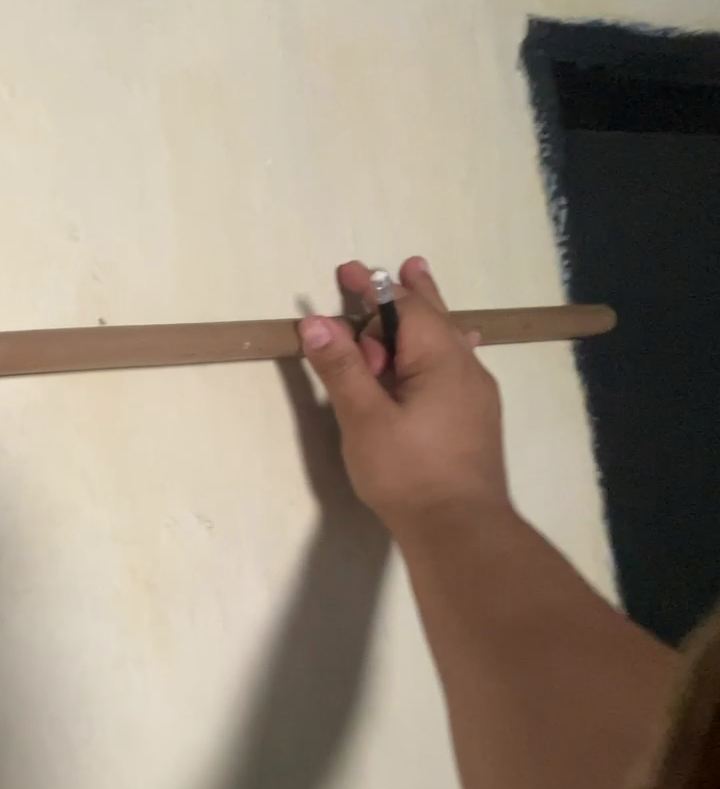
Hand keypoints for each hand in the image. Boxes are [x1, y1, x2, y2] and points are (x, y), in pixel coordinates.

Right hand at [298, 257, 509, 535]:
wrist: (456, 522)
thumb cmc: (406, 468)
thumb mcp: (363, 417)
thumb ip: (341, 368)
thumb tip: (315, 322)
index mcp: (440, 362)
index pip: (406, 311)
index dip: (375, 289)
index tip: (348, 269)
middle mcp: (465, 369)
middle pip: (433, 319)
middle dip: (407, 292)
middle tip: (396, 266)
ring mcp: (473, 393)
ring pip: (445, 340)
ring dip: (422, 316)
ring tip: (421, 287)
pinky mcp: (469, 415)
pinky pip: (453, 362)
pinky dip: (439, 343)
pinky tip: (458, 342)